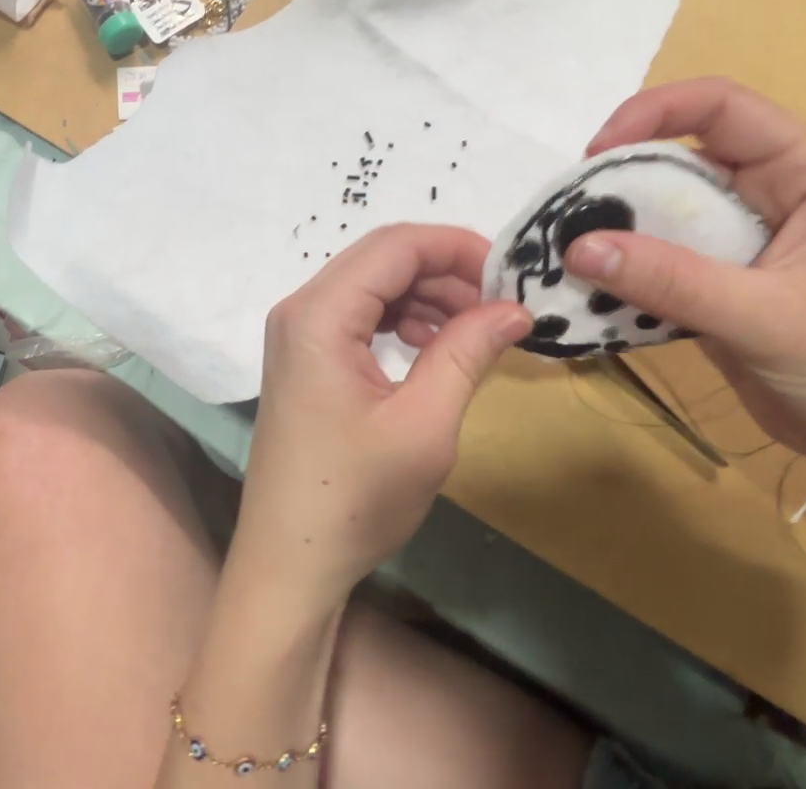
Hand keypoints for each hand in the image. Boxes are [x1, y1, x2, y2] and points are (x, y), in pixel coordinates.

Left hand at [230, 225, 532, 607]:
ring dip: (425, 297)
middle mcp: (299, 311)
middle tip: (502, 306)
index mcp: (319, 315)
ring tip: (475, 331)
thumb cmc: (355, 497)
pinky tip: (431, 347)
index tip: (514, 274)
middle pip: (381, 260)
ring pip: (371, 286)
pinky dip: (400, 321)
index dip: (459, 248)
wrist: (290, 559)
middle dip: (446, 272)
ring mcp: (296, 336)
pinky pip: (357, 317)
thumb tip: (515, 308)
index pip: (396, 246)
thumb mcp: (424, 424)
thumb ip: (467, 352)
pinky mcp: (304, 360)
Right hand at [561, 78, 805, 472]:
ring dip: (611, 234)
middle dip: (616, 183)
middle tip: (562, 220)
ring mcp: (738, 243)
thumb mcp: (770, 319)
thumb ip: (674, 281)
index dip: (652, 114)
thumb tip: (576, 248)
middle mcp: (768, 195)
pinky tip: (587, 296)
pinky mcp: (715, 286)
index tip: (593, 156)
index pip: (720, 107)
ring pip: (657, 215)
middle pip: (675, 160)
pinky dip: (620, 276)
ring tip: (562, 259)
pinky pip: (654, 264)